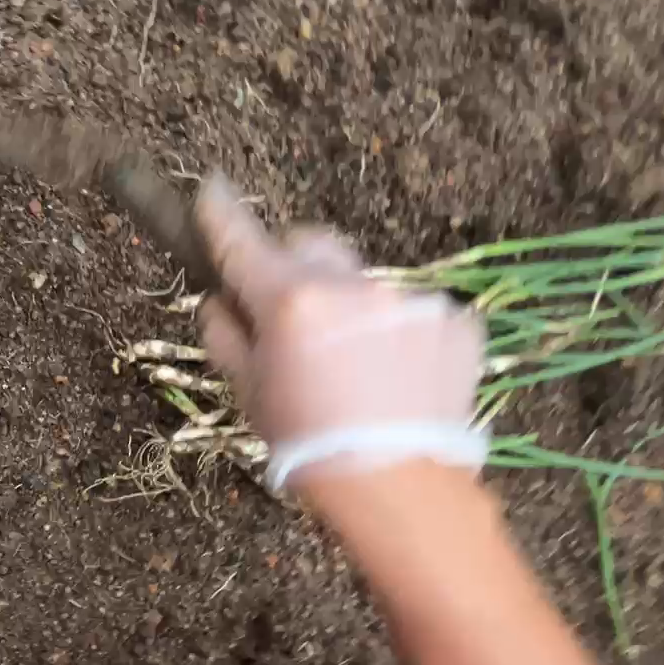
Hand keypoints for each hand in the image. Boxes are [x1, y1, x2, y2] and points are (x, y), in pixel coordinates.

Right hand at [195, 178, 488, 491]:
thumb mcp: (242, 385)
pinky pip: (402, 306)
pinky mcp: (452, 319)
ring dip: (337, 300)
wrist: (392, 478)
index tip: (211, 185)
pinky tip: (381, 370)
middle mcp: (351, 287)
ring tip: (338, 356)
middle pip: (310, 243)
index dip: (222, 214)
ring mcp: (408, 299)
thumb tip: (221, 301)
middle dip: (288, 263)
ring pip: (357, 278)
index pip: (245, 243)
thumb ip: (224, 332)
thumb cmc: (300, 434)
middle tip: (278, 306)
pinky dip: (382, 326)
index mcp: (290, 302)